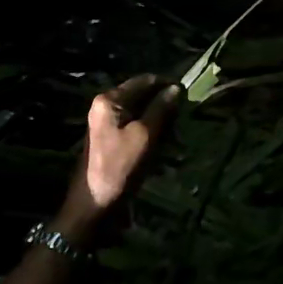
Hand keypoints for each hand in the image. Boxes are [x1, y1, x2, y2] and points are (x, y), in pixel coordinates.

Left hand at [60, 74, 179, 235]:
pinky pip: (134, 126)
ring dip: (159, 118)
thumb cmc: (119, 167)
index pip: (143, 81)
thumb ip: (160, 109)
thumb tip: (175, 89)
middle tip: (185, 114)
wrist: (94, 203)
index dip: (166, 84)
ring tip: (178, 130)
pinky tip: (164, 141)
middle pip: (141, 95)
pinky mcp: (110, 138)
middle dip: (163, 103)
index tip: (188, 93)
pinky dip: (150, 130)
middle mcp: (105, 105)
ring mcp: (106, 122)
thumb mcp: (144, 136)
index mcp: (109, 99)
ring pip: (139, 111)